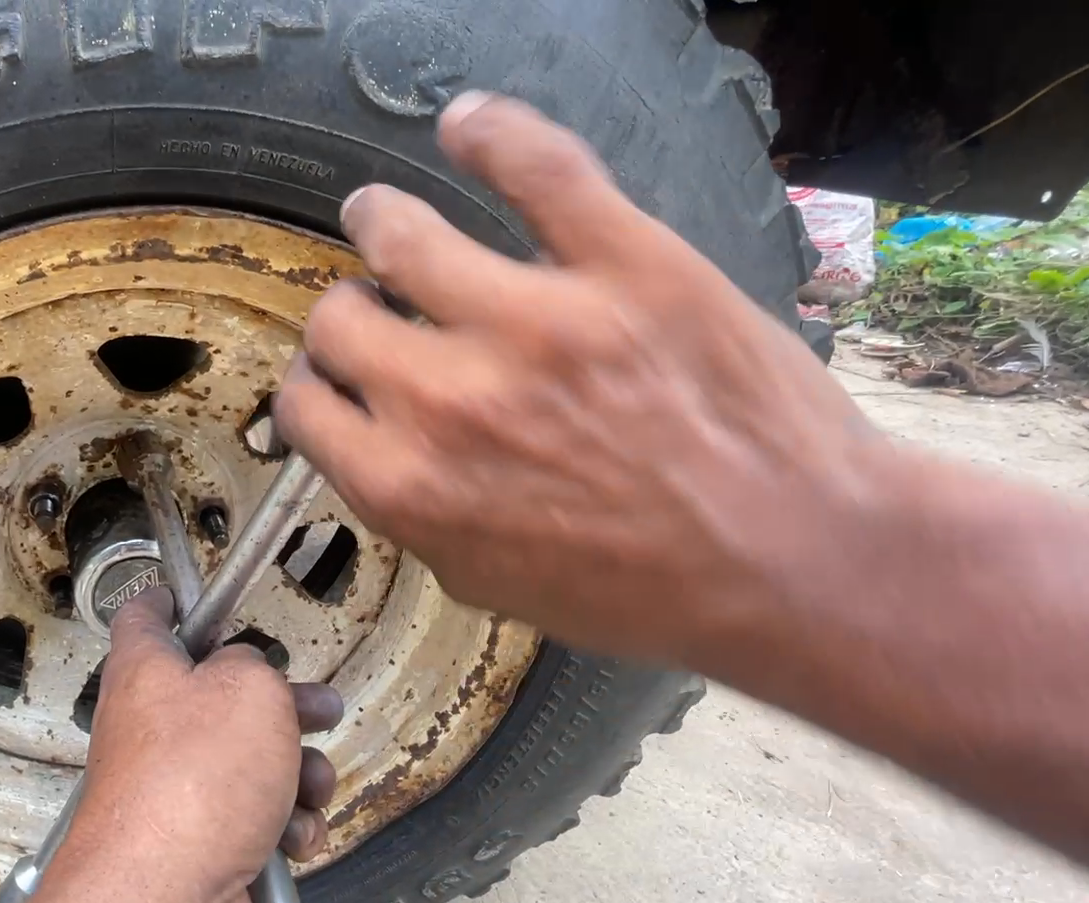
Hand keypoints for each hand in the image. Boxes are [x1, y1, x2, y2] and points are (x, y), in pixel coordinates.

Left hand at [55, 587, 341, 902]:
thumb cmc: (199, 774)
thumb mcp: (247, 688)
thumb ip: (256, 666)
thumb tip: (247, 679)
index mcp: (145, 671)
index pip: (145, 618)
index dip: (169, 600)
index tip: (188, 594)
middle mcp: (154, 726)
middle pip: (221, 695)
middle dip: (281, 703)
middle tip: (322, 706)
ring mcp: (177, 789)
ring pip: (250, 760)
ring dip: (297, 772)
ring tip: (313, 785)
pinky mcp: (203, 842)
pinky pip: (255, 816)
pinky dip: (284, 824)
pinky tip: (295, 837)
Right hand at [276, 91, 874, 668]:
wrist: (786, 564)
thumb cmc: (625, 591)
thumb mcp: (477, 581)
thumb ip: (406, 514)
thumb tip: (372, 453)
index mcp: (403, 484)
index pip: (303, 407)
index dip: (309, 393)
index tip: (331, 386)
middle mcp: (442, 400)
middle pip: (335, 323)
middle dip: (342, 322)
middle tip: (370, 317)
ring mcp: (530, 324)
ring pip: (400, 238)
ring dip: (375, 223)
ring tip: (374, 216)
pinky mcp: (623, 265)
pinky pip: (538, 170)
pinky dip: (491, 133)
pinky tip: (463, 124)